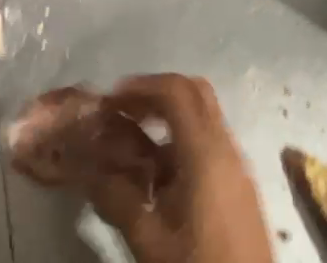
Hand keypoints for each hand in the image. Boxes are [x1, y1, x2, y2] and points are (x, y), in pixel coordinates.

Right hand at [86, 75, 273, 262]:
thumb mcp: (148, 239)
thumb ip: (116, 197)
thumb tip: (87, 169)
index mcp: (205, 154)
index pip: (175, 91)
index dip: (139, 87)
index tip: (110, 103)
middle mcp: (226, 150)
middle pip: (194, 91)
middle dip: (155, 92)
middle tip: (123, 111)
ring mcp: (237, 167)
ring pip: (203, 115)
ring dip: (168, 114)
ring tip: (133, 141)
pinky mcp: (239, 185)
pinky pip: (209, 141)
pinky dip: (180, 138)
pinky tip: (157, 172)